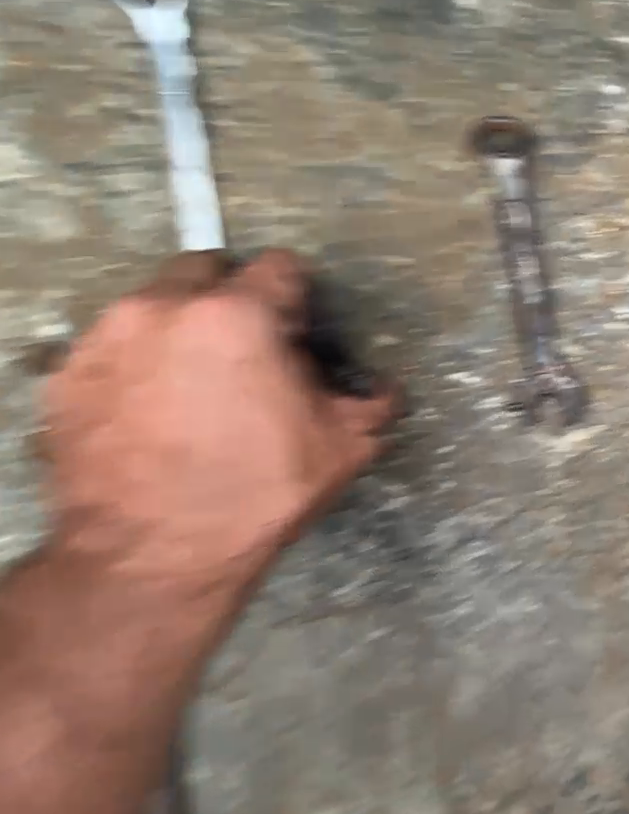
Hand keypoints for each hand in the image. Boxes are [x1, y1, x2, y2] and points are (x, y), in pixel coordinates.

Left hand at [41, 250, 397, 585]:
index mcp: (238, 318)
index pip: (278, 267)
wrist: (157, 547)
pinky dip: (142, 365)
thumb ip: (372, 402)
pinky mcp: (62, 375)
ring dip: (185, 330)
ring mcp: (101, 339)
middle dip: (234, 298)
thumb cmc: (266, 486)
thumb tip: (382, 388)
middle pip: (203, 270)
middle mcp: (161, 310)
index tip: (305, 324)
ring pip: (152, 307)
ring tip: (205, 386)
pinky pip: (113, 349)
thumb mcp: (348, 444)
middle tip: (255, 349)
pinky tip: (162, 413)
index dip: (301, 293)